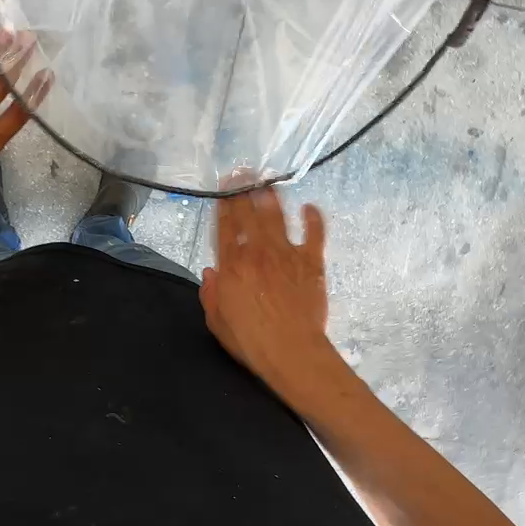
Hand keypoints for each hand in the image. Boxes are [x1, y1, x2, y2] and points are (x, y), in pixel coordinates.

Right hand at [200, 184, 348, 410]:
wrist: (292, 352)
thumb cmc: (251, 341)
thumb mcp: (218, 321)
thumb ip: (211, 293)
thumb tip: (210, 272)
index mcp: (232, 265)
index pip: (226, 226)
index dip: (224, 203)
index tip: (224, 186)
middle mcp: (257, 252)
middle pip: (249, 213)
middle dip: (244, 190)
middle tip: (242, 173)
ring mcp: (286, 255)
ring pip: (277, 216)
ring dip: (272, 196)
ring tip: (268, 181)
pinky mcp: (312, 262)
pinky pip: (314, 233)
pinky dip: (313, 218)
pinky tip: (310, 207)